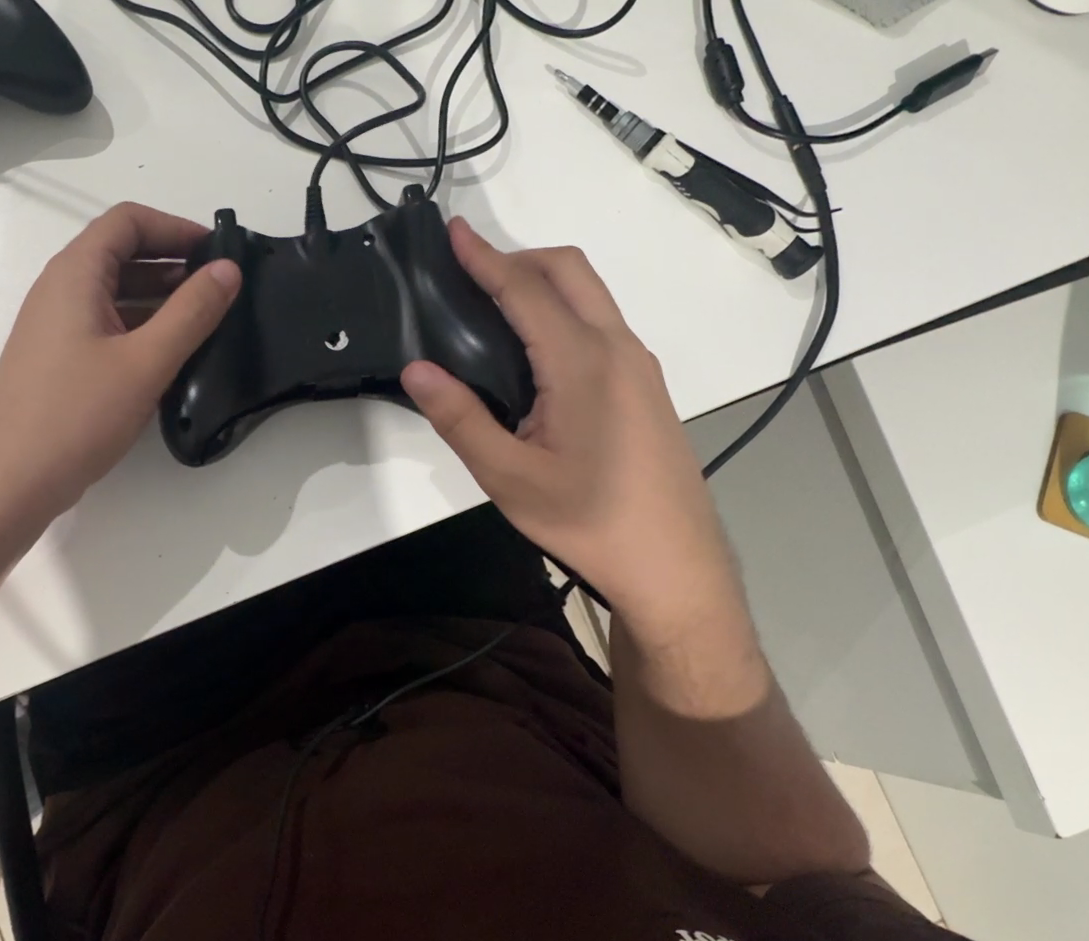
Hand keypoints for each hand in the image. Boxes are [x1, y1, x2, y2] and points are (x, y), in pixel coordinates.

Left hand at [0, 203, 239, 524]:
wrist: (12, 481)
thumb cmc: (76, 417)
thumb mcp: (145, 363)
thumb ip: (191, 313)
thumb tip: (227, 270)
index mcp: (74, 275)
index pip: (127, 221)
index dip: (176, 228)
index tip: (216, 255)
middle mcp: (58, 291)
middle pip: (119, 254)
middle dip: (171, 264)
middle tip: (218, 291)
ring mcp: (53, 328)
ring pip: (111, 294)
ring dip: (156, 299)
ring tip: (202, 325)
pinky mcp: (55, 361)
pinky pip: (102, 327)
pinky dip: (137, 329)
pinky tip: (166, 358)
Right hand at [399, 220, 745, 641]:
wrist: (672, 562)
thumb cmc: (586, 520)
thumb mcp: (508, 478)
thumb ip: (460, 418)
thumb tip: (416, 369)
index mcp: (582, 363)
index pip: (527, 289)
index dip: (485, 257)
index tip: (452, 230)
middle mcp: (618, 348)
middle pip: (570, 272)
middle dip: (518, 256)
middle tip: (467, 272)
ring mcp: (640, 366)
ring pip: (590, 296)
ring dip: (543, 283)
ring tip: (491, 309)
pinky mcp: (646, 387)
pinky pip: (600, 324)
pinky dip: (562, 312)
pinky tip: (534, 353)